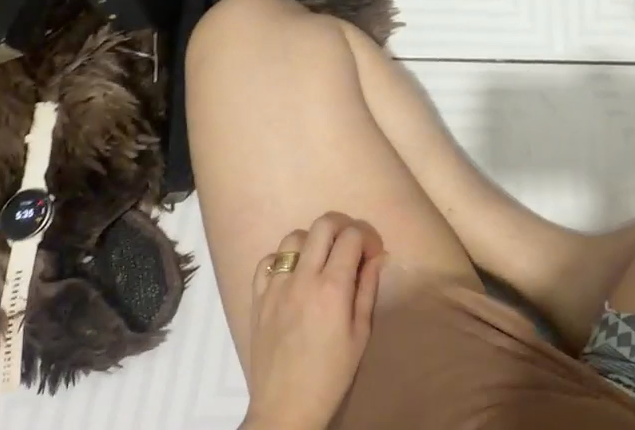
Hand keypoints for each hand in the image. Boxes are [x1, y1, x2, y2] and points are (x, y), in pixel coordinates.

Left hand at [241, 212, 387, 429]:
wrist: (285, 409)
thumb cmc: (331, 376)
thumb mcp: (360, 335)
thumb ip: (367, 289)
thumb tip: (377, 257)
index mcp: (333, 288)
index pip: (352, 237)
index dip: (367, 239)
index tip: (372, 256)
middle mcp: (303, 279)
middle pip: (323, 224)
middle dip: (343, 228)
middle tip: (350, 249)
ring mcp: (276, 287)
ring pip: (293, 238)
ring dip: (312, 242)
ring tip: (320, 263)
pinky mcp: (257, 299)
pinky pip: (267, 262)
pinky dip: (282, 261)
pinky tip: (292, 277)